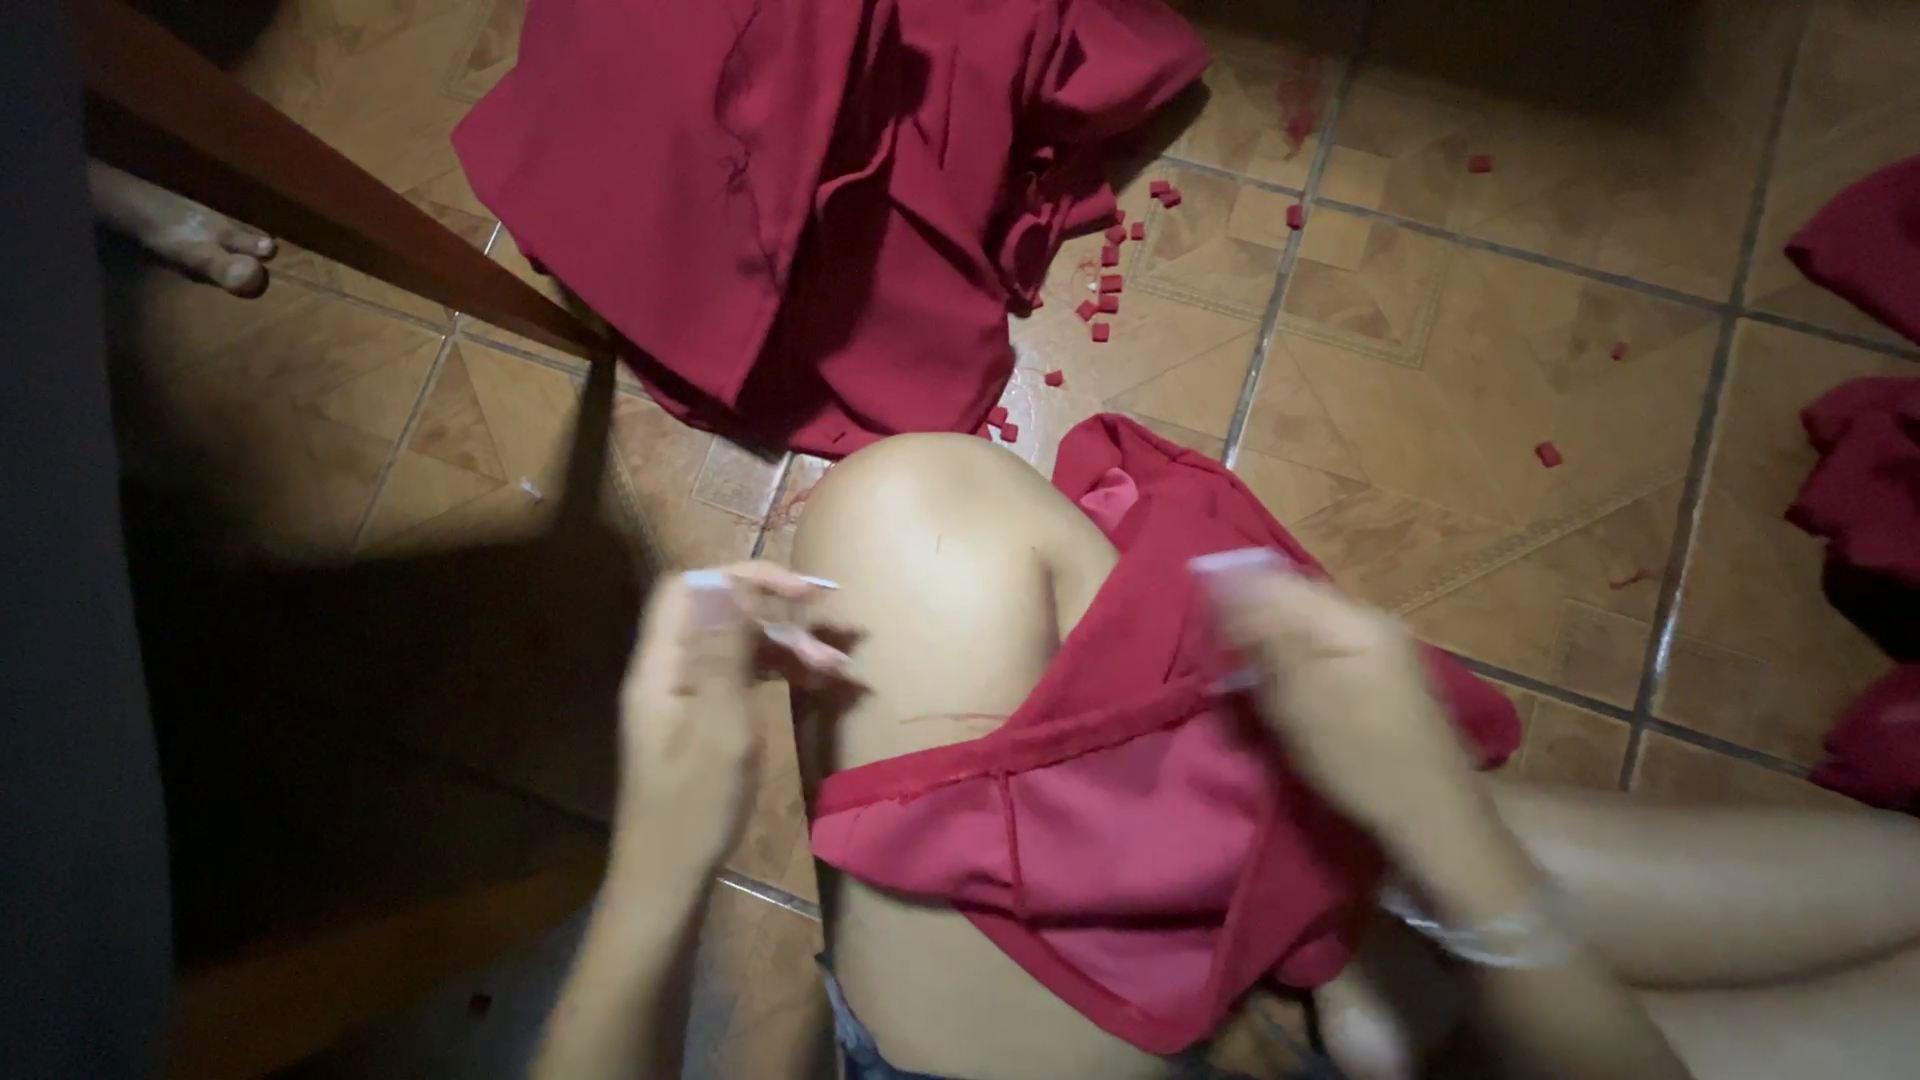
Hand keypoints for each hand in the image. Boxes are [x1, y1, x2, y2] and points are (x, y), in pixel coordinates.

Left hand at [616, 562, 848, 870]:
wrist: (667, 879)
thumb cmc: (694, 809)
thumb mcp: (719, 728)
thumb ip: (724, 653)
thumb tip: (731, 584)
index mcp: (660, 666)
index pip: (692, 588)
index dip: (745, 576)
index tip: (799, 590)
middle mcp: (668, 668)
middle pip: (720, 610)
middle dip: (777, 609)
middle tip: (830, 620)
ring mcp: (685, 692)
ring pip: (738, 642)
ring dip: (787, 644)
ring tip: (837, 664)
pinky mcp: (702, 713)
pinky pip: (742, 674)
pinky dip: (778, 671)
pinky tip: (816, 681)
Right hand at [1192, 549, 1480, 837]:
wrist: (1435, 822)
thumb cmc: (1360, 762)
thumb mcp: (1299, 699)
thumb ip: (1261, 634)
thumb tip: (1221, 575)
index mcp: (1352, 620)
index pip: (1275, 582)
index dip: (1232, 601)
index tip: (1206, 639)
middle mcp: (1368, 621)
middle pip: (1288, 603)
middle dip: (1250, 631)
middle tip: (1224, 672)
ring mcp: (1378, 646)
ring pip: (1300, 629)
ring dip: (1267, 653)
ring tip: (1248, 691)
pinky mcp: (1377, 672)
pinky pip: (1318, 651)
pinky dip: (1291, 669)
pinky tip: (1281, 697)